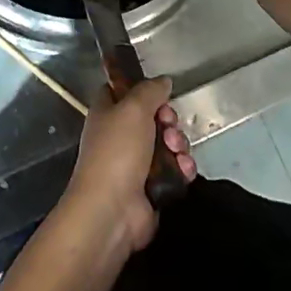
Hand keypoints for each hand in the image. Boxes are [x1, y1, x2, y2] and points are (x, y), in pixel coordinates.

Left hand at [59, 77, 195, 252]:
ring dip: (178, 144)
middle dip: (168, 120)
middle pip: (153, 116)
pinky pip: (175, 168)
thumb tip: (163, 81)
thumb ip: (150, 90)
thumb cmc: (117, 152)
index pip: (123, 90)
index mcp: (107, 111)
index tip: (158, 93)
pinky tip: (183, 171)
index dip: (143, 89)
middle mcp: (120, 134)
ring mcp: (137, 161)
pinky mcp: (154, 185)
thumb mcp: (133, 109)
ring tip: (175, 152)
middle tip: (168, 126)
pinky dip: (182, 168)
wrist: (113, 210)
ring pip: (168, 142)